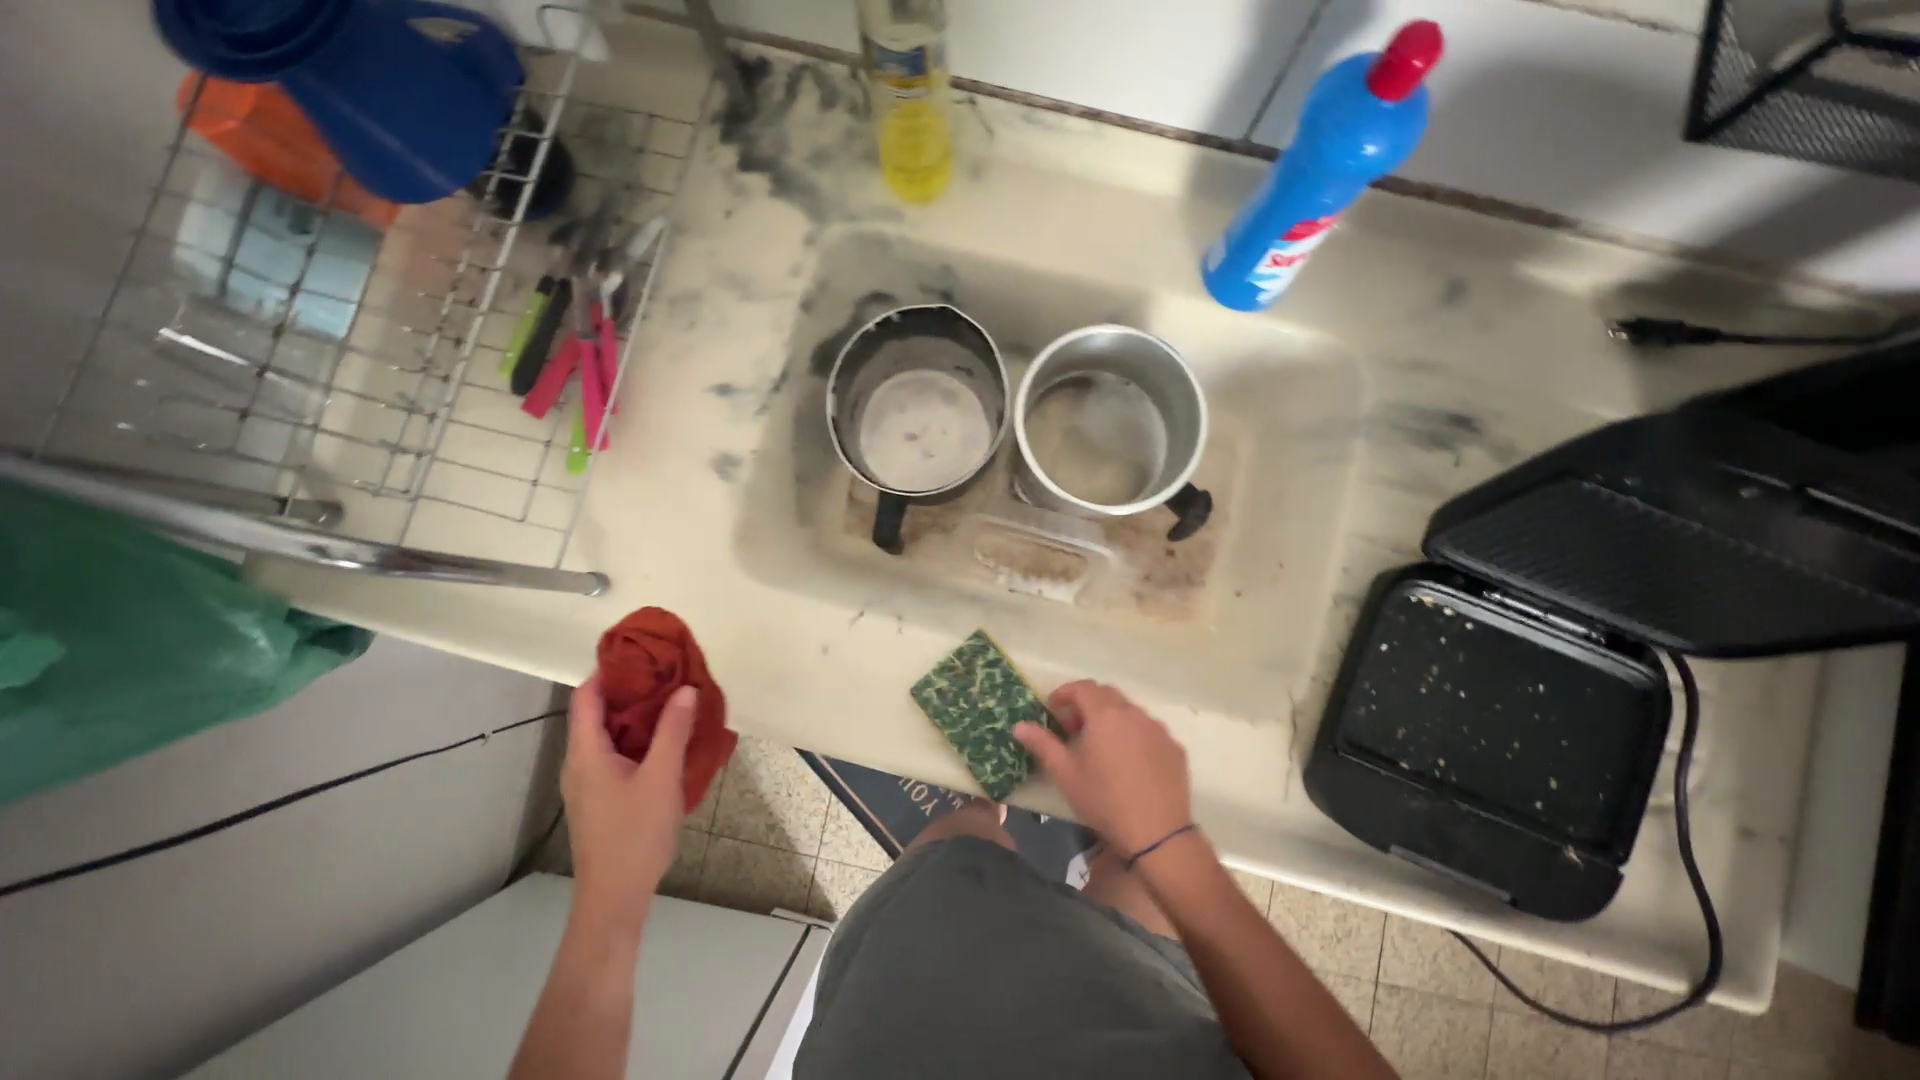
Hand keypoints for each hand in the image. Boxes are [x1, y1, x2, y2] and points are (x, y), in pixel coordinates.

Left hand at [561, 675, 694, 933]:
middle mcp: (579, 763)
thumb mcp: (661, 778)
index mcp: (586, 752)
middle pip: (598, 713)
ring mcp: (587, 784)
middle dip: (631, 691)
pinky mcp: (600, 800)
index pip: (587, 696)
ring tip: (674, 704)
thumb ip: (673, 731)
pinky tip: (668, 745)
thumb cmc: (634, 835)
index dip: (609, 671)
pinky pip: (616, 757)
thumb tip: (684, 689)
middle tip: (669, 676)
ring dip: (638, 718)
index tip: (643, 654)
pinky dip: (638, 741)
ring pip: (609, 737)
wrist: (615, 897)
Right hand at [1013, 680, 1192, 855]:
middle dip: (1086, 704)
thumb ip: (1042, 744)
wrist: (1157, 832)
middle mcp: (1134, 713)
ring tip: (1101, 746)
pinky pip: (1149, 730)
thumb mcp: (1066, 774)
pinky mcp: (1174, 747)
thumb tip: (1019, 726)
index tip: (1052, 709)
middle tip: (1072, 728)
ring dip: (1111, 719)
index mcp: (1105, 715)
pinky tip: (1129, 762)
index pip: (1082, 687)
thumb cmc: (1104, 801)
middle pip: (1107, 695)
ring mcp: (1158, 729)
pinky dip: (1134, 735)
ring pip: (1130, 712)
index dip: (1064, 693)